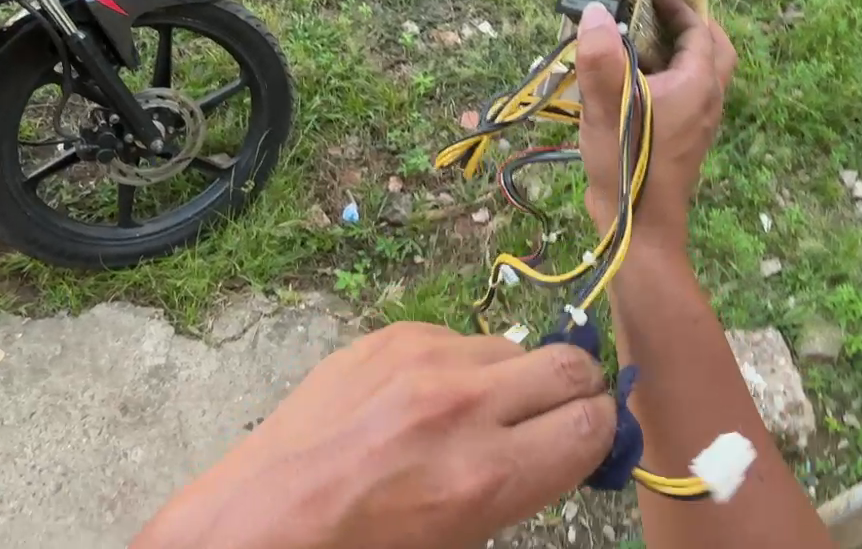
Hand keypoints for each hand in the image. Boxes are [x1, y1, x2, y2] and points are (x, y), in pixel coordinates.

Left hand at [131, 322, 614, 548]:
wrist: (261, 521)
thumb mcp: (462, 539)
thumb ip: (523, 484)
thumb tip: (570, 441)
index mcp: (485, 477)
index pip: (592, 424)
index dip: (599, 433)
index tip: (588, 441)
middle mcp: (464, 405)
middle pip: (571, 364)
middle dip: (577, 391)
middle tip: (556, 416)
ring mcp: (424, 358)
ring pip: (513, 347)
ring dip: (512, 379)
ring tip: (474, 414)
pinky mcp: (394, 333)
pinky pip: (457, 338)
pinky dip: (460, 366)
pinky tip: (422, 400)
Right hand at [574, 0, 736, 255]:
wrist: (638, 229)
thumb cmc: (628, 163)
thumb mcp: (607, 105)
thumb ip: (600, 57)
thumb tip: (596, 11)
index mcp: (697, 85)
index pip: (700, 31)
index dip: (679, 7)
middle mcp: (707, 101)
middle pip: (713, 51)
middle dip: (691, 27)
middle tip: (658, 15)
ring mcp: (698, 124)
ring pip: (701, 75)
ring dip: (678, 53)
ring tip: (638, 44)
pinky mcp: (684, 141)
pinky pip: (686, 96)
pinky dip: (669, 78)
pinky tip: (633, 85)